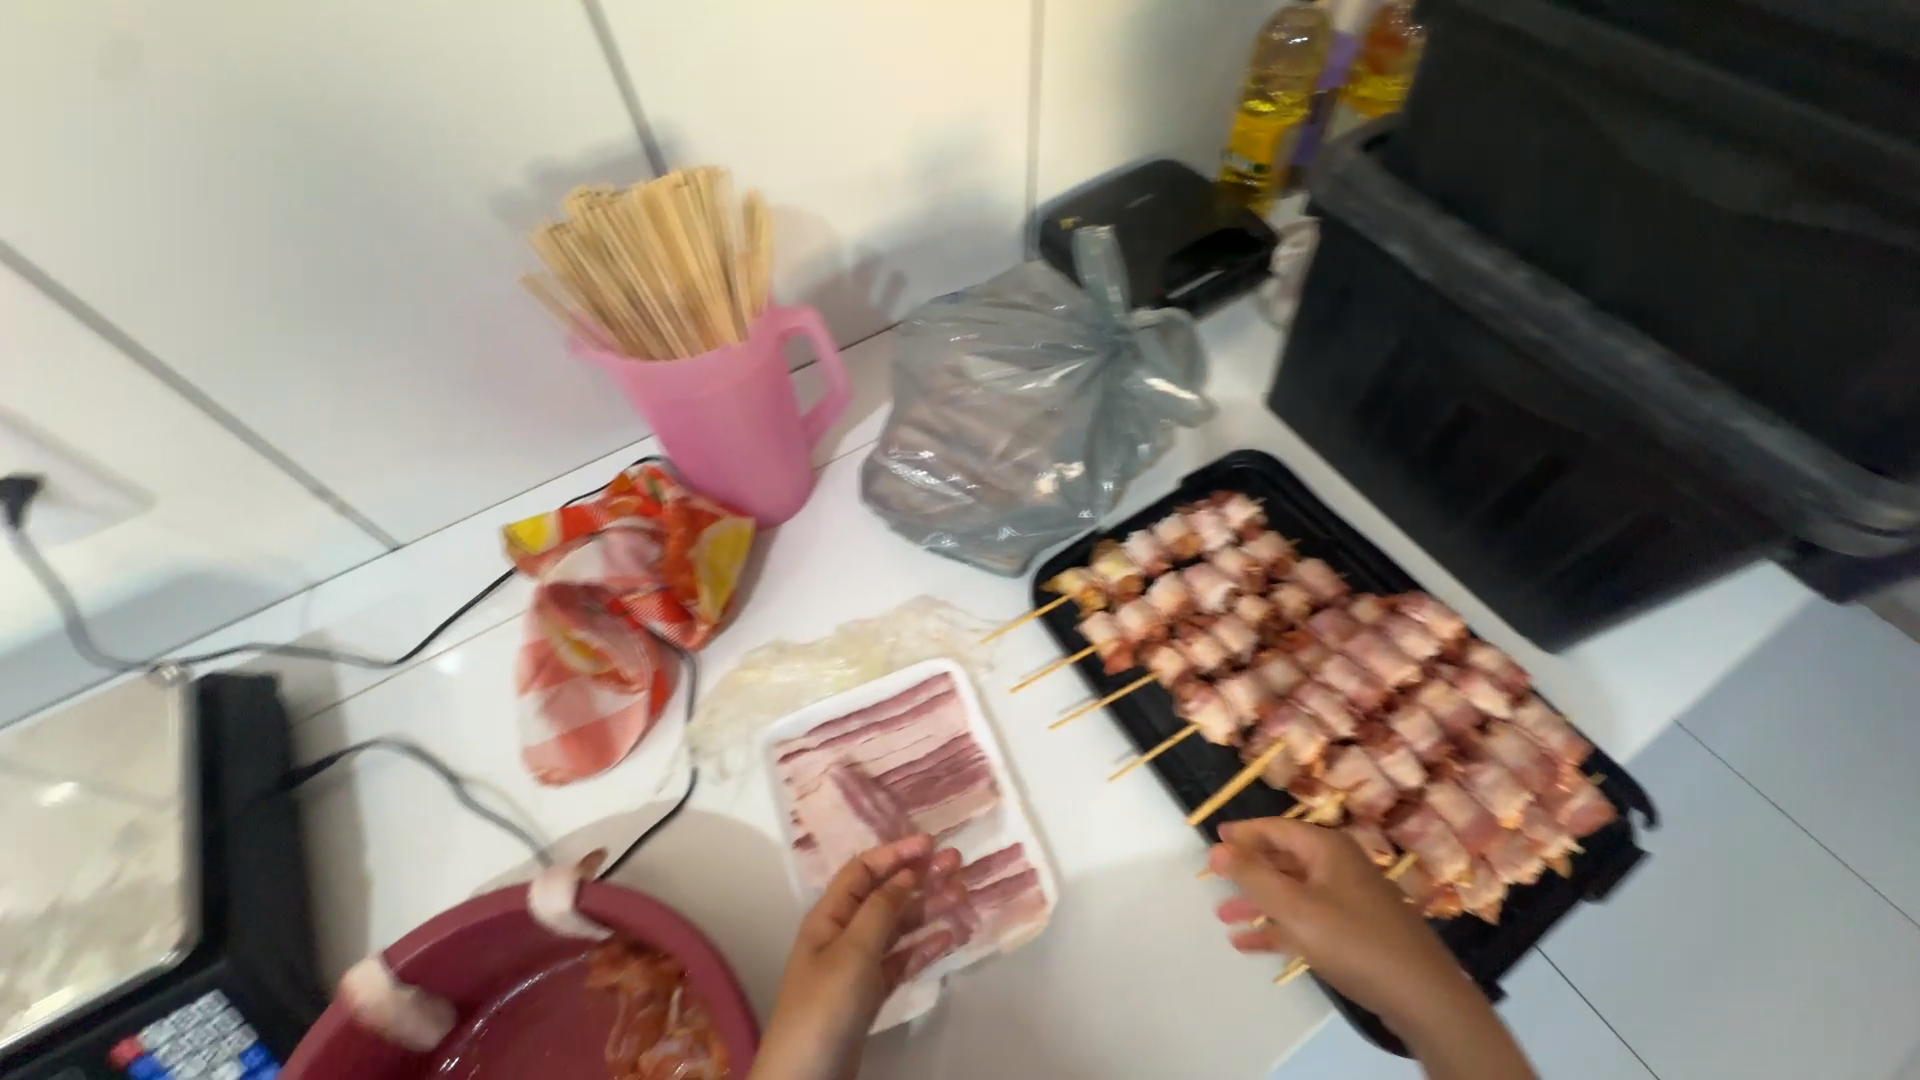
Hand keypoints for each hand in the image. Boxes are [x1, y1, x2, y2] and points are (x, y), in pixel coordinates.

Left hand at [751, 836, 964, 1079]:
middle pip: (884, 895)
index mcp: (829, 916)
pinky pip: (901, 960)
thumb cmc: (825, 1006)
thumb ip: (881, 909)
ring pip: (897, 927)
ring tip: (962, 895)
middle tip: (956, 864)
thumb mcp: (853, 951)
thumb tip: (906, 873)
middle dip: (919, 877)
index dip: (895, 854)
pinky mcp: (870, 994)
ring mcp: (857, 965)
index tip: (931, 844)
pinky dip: (923, 947)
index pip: (863, 871)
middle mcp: (843, 934)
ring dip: (927, 909)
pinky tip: (949, 937)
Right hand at [1207, 818, 1469, 1030]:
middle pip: (1282, 859)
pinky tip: (1252, 945)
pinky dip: (1279, 927)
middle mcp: (1338, 865)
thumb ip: (1252, 875)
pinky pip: (1306, 919)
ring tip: (1225, 918)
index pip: (1274, 828)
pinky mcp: (1356, 930)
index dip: (1241, 834)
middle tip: (1213, 881)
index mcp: (1326, 848)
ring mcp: (1349, 899)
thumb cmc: (1354, 941)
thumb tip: (1217, 847)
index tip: (1212, 841)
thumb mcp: (1294, 907)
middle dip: (1247, 872)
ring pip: (1292, 892)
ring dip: (1258, 903)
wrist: (1425, 998)